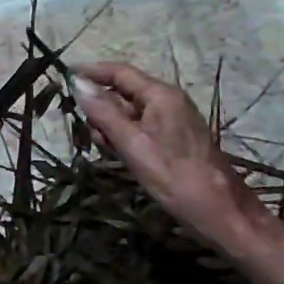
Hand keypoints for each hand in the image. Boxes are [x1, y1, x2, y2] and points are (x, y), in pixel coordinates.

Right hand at [72, 62, 269, 243]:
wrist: (219, 212)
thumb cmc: (173, 176)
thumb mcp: (131, 144)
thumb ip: (103, 113)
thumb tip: (76, 83)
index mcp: (160, 95)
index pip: (119, 71)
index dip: (91, 72)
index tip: (64, 76)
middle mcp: (168, 100)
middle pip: (123, 91)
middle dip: (100, 106)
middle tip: (86, 131)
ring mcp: (172, 119)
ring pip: (129, 112)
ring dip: (110, 125)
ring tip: (105, 148)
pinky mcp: (173, 138)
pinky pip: (140, 127)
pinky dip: (124, 136)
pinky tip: (118, 154)